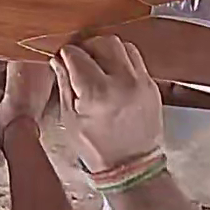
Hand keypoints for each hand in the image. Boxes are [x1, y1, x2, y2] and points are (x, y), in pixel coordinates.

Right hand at [49, 37, 163, 170]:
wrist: (132, 167)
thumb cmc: (97, 148)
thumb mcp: (70, 118)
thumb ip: (64, 84)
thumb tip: (57, 60)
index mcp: (98, 93)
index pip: (76, 55)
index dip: (65, 55)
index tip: (61, 60)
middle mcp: (123, 83)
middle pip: (102, 42)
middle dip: (86, 47)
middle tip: (78, 60)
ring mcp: (141, 83)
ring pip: (122, 45)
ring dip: (106, 50)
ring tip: (96, 65)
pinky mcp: (152, 85)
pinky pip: (136, 59)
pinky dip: (121, 60)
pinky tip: (111, 74)